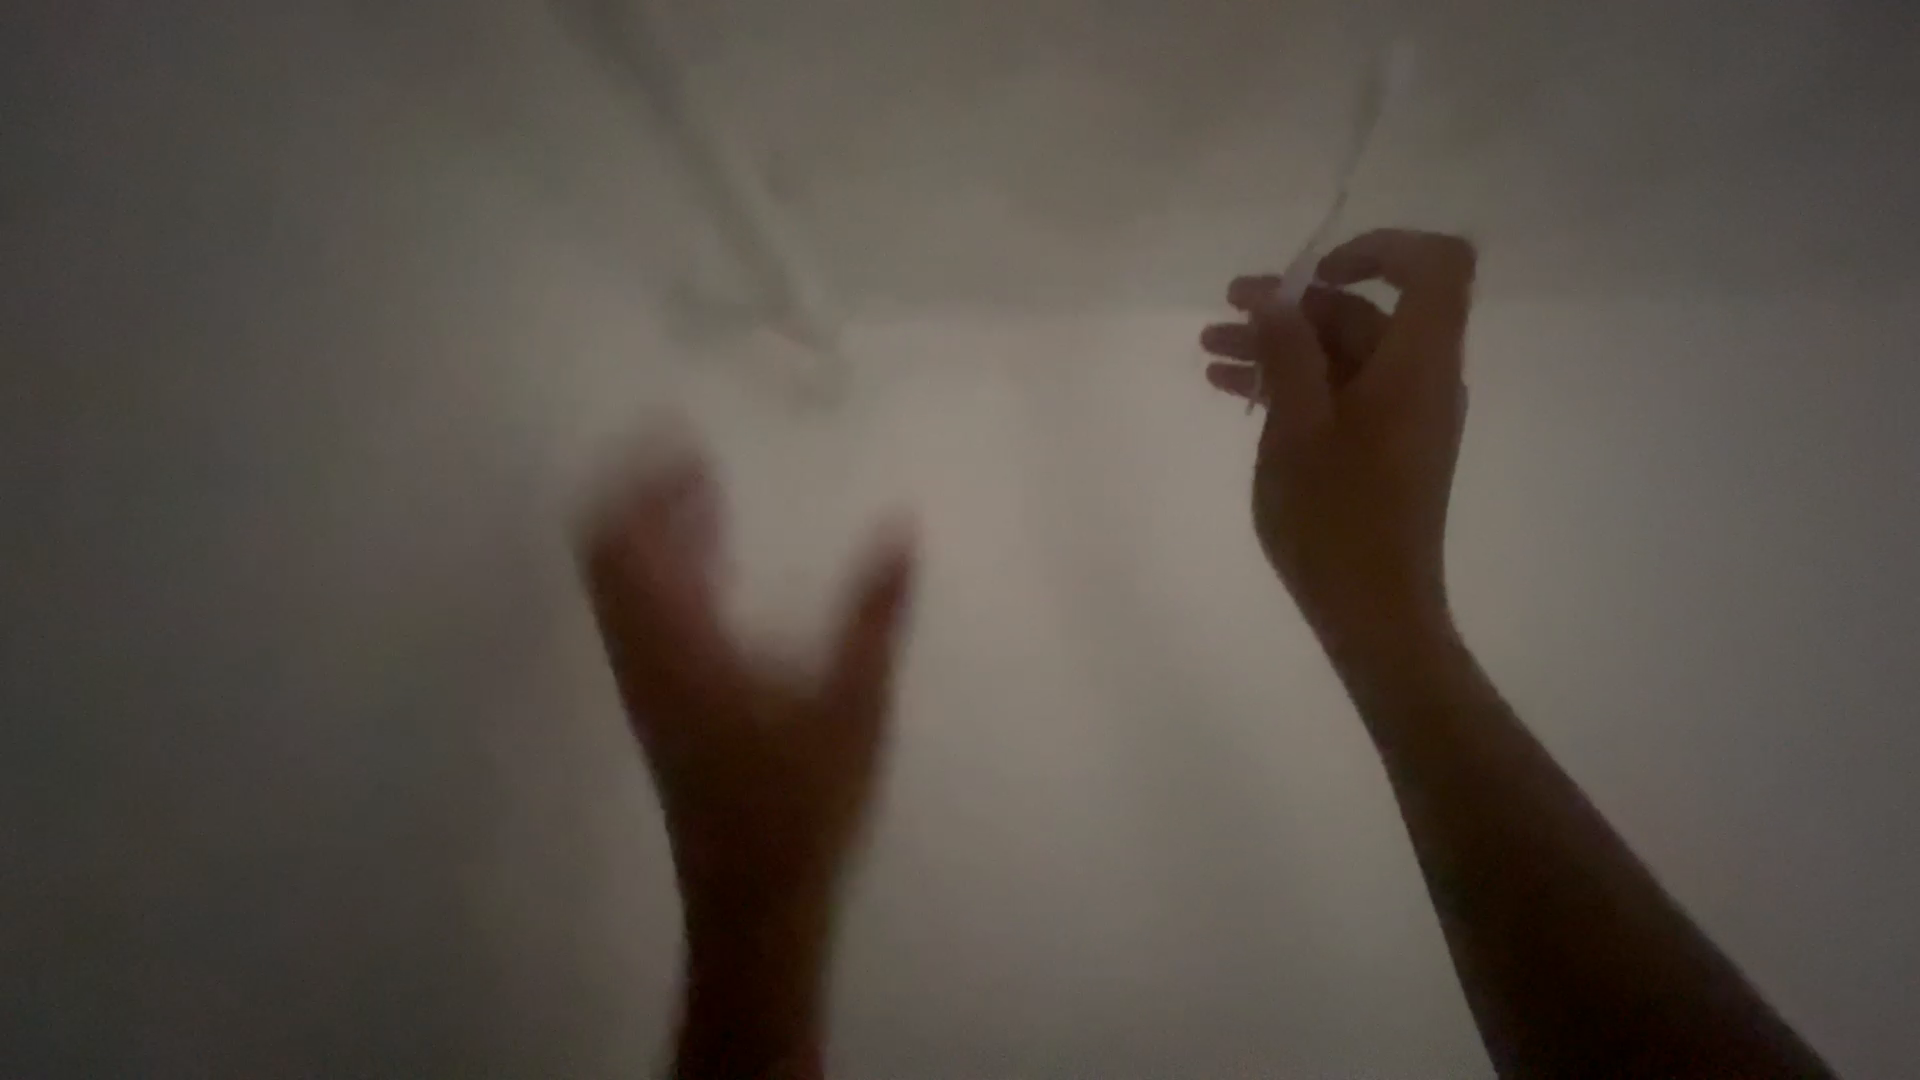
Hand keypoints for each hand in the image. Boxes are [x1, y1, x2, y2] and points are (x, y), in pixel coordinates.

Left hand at [578, 446, 917, 926]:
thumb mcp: (855, 700)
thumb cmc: (803, 799)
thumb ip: (876, 611)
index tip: (677, 433)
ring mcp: (649, 686)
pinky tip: (719, 571)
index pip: (628, 543)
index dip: (643, 481)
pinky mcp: (664, 708)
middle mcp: (647, 657)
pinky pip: (645, 619)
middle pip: (611, 556)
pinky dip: (668, 576)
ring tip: (704, 494)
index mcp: (681, 646)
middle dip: (644, 496)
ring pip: (624, 589)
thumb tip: (902, 527)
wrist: (757, 897)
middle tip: (692, 455)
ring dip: (654, 534)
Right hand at [1199, 228, 1476, 645]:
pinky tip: (1236, 394)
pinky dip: (1291, 386)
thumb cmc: (1334, 519)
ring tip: (1210, 355)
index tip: (1309, 274)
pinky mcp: (1379, 449)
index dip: (1378, 249)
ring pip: (1341, 359)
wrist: (1371, 608)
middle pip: (1365, 315)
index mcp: (1415, 366)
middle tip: (1223, 313)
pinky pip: (1338, 396)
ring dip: (1279, 349)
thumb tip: (1272, 295)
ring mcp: (1399, 418)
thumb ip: (1286, 355)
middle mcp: (1419, 381)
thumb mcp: (1296, 431)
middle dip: (1291, 309)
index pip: (1434, 267)